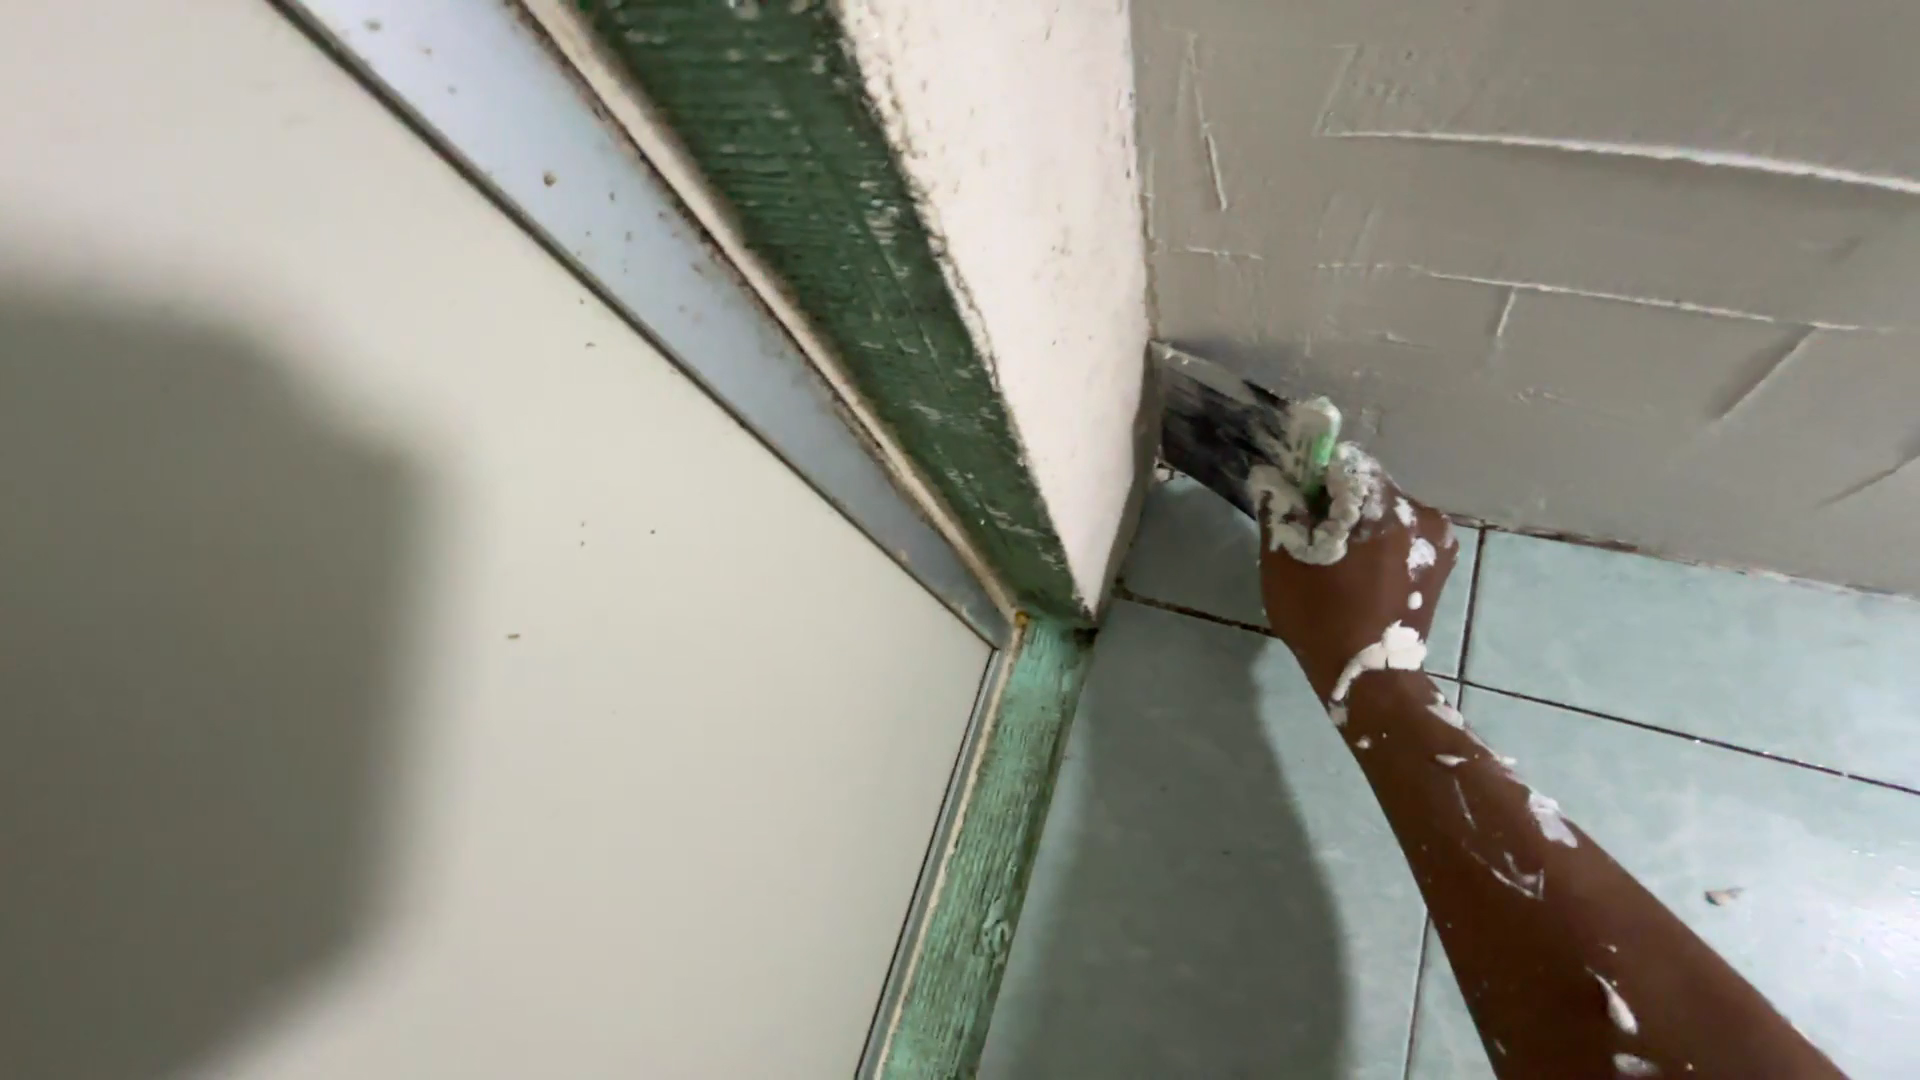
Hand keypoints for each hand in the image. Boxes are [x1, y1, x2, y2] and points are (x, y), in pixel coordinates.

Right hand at [1253, 445, 1459, 702]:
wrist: (1369, 677)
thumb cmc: (1319, 616)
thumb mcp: (1282, 561)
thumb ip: (1278, 510)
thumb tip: (1272, 477)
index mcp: (1383, 507)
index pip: (1345, 463)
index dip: (1313, 475)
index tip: (1293, 499)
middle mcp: (1422, 513)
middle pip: (1368, 487)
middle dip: (1336, 501)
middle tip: (1308, 531)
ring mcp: (1440, 540)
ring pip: (1385, 511)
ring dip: (1357, 522)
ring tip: (1332, 556)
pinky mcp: (1441, 564)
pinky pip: (1402, 534)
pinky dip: (1377, 541)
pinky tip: (1357, 570)